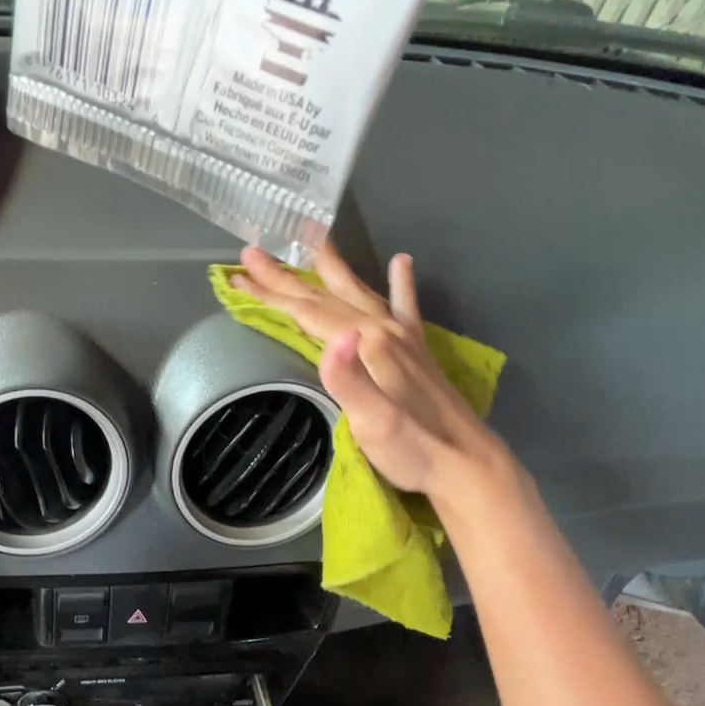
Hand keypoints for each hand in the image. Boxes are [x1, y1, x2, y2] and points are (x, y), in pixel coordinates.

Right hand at [234, 242, 509, 503]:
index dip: (272, 294)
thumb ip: (349, 379)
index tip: (238, 278)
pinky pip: (405, 306)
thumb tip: (334, 338)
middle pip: (327, 296)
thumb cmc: (412, 449)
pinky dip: (401, 283)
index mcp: (369, 344)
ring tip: (313, 241)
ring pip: (358, 293)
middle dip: (286, 275)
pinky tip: (401, 262)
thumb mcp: (373, 422)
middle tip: (252, 253)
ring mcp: (403, 338)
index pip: (310, 312)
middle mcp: (385, 330)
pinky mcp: (417, 351)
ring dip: (330, 269)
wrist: (466, 464)